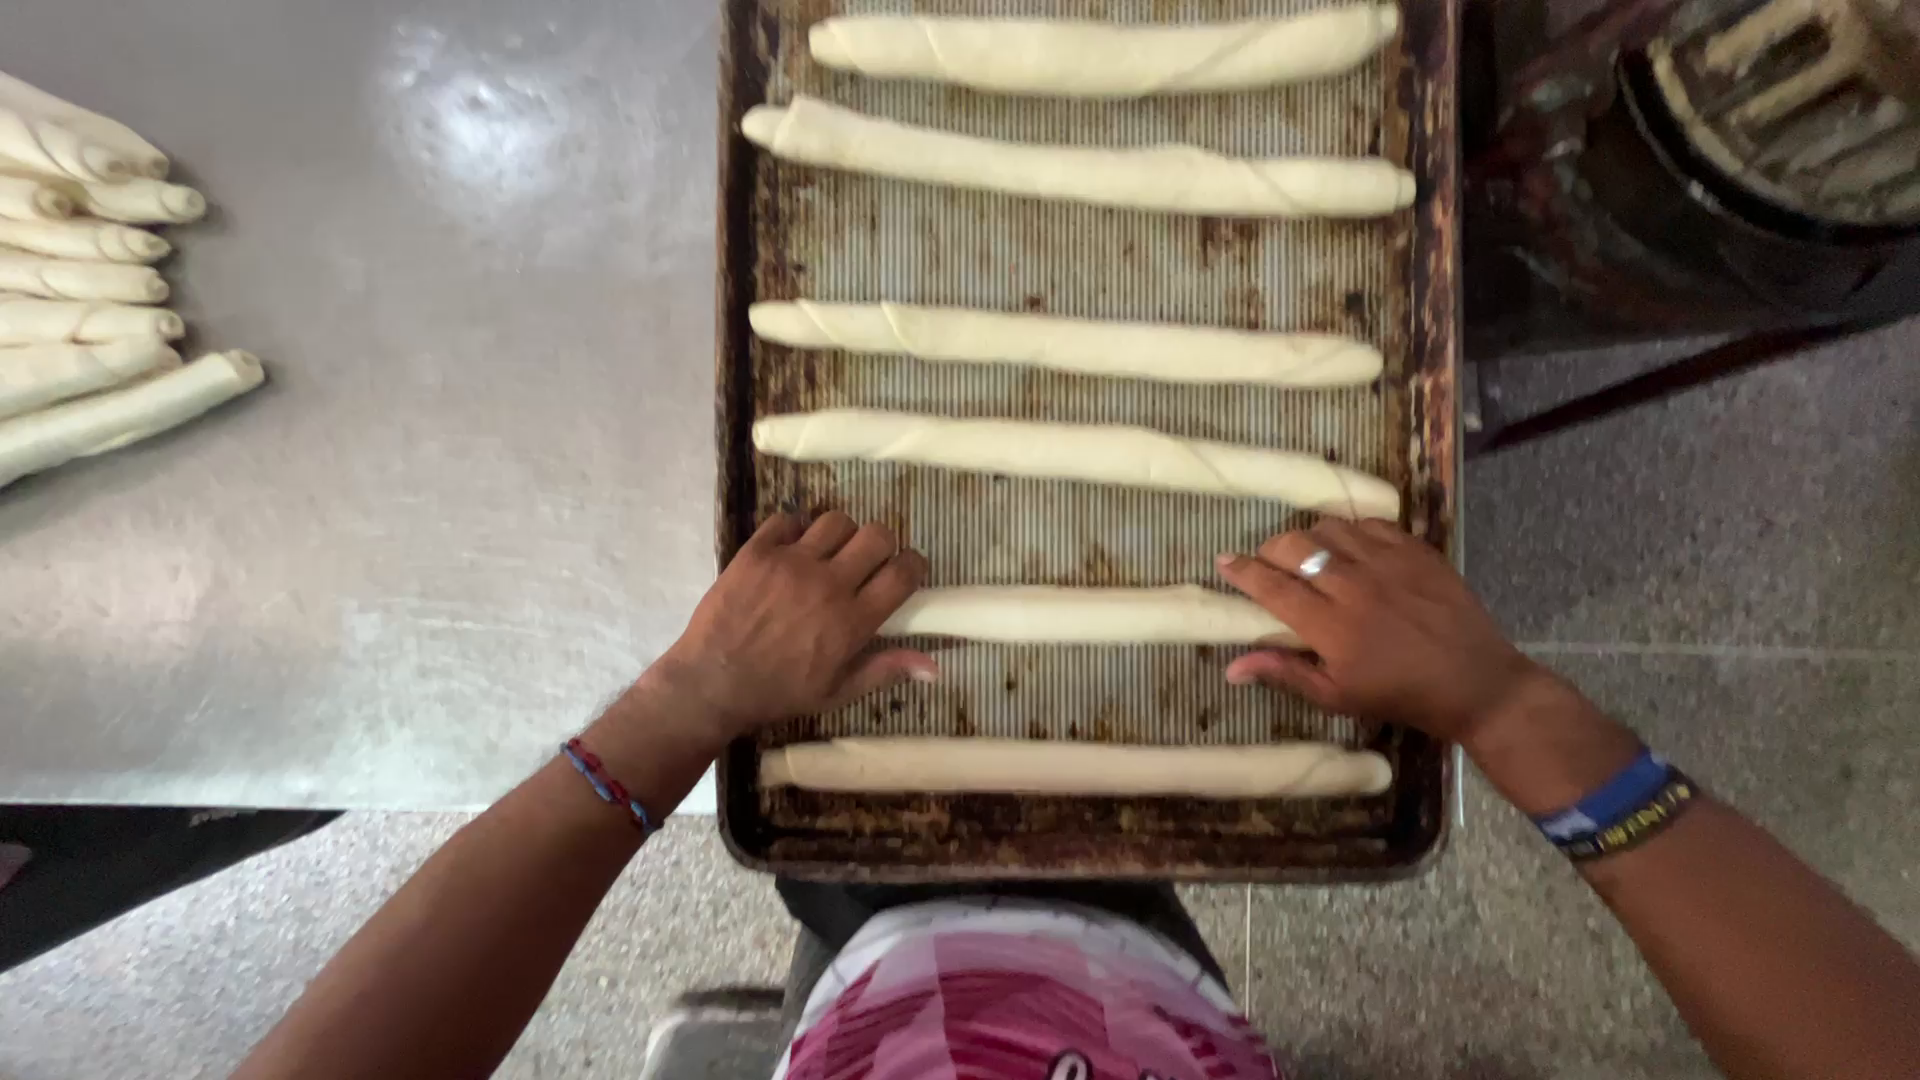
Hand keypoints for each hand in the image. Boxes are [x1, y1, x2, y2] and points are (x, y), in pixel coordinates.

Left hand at [636, 512, 935, 739]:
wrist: (711, 684)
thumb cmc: (779, 693)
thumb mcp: (838, 692)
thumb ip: (886, 670)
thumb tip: (936, 666)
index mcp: (853, 620)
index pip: (902, 573)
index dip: (914, 565)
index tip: (907, 569)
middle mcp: (828, 584)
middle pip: (877, 535)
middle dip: (882, 544)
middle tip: (868, 560)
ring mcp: (791, 563)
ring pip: (836, 520)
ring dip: (840, 535)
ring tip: (829, 552)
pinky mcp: (757, 552)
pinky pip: (788, 519)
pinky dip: (794, 530)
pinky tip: (791, 550)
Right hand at [1215, 517, 1543, 741]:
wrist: (1475, 683)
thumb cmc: (1398, 694)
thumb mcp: (1336, 696)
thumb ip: (1283, 673)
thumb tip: (1230, 668)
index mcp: (1331, 626)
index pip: (1272, 587)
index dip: (1242, 571)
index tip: (1224, 561)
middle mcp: (1354, 587)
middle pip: (1294, 546)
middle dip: (1270, 550)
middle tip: (1269, 563)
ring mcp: (1388, 564)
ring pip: (1328, 527)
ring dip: (1309, 537)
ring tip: (1309, 554)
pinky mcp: (1416, 552)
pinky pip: (1370, 523)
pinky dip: (1350, 530)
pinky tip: (1349, 548)